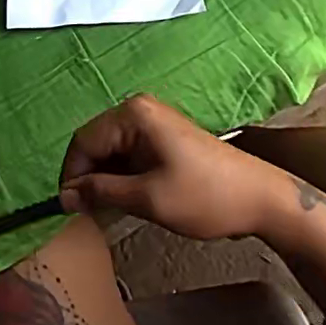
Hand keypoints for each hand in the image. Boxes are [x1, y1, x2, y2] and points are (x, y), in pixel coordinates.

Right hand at [58, 94, 286, 239]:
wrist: (260, 199)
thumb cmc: (204, 196)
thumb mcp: (148, 198)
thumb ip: (101, 193)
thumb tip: (65, 196)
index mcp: (133, 115)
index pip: (84, 140)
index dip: (72, 175)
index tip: (69, 209)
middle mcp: (138, 110)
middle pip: (95, 142)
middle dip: (86, 177)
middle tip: (85, 214)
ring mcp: (152, 123)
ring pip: (110, 150)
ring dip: (103, 179)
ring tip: (103, 212)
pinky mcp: (162, 138)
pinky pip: (127, 154)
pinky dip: (120, 177)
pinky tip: (121, 201)